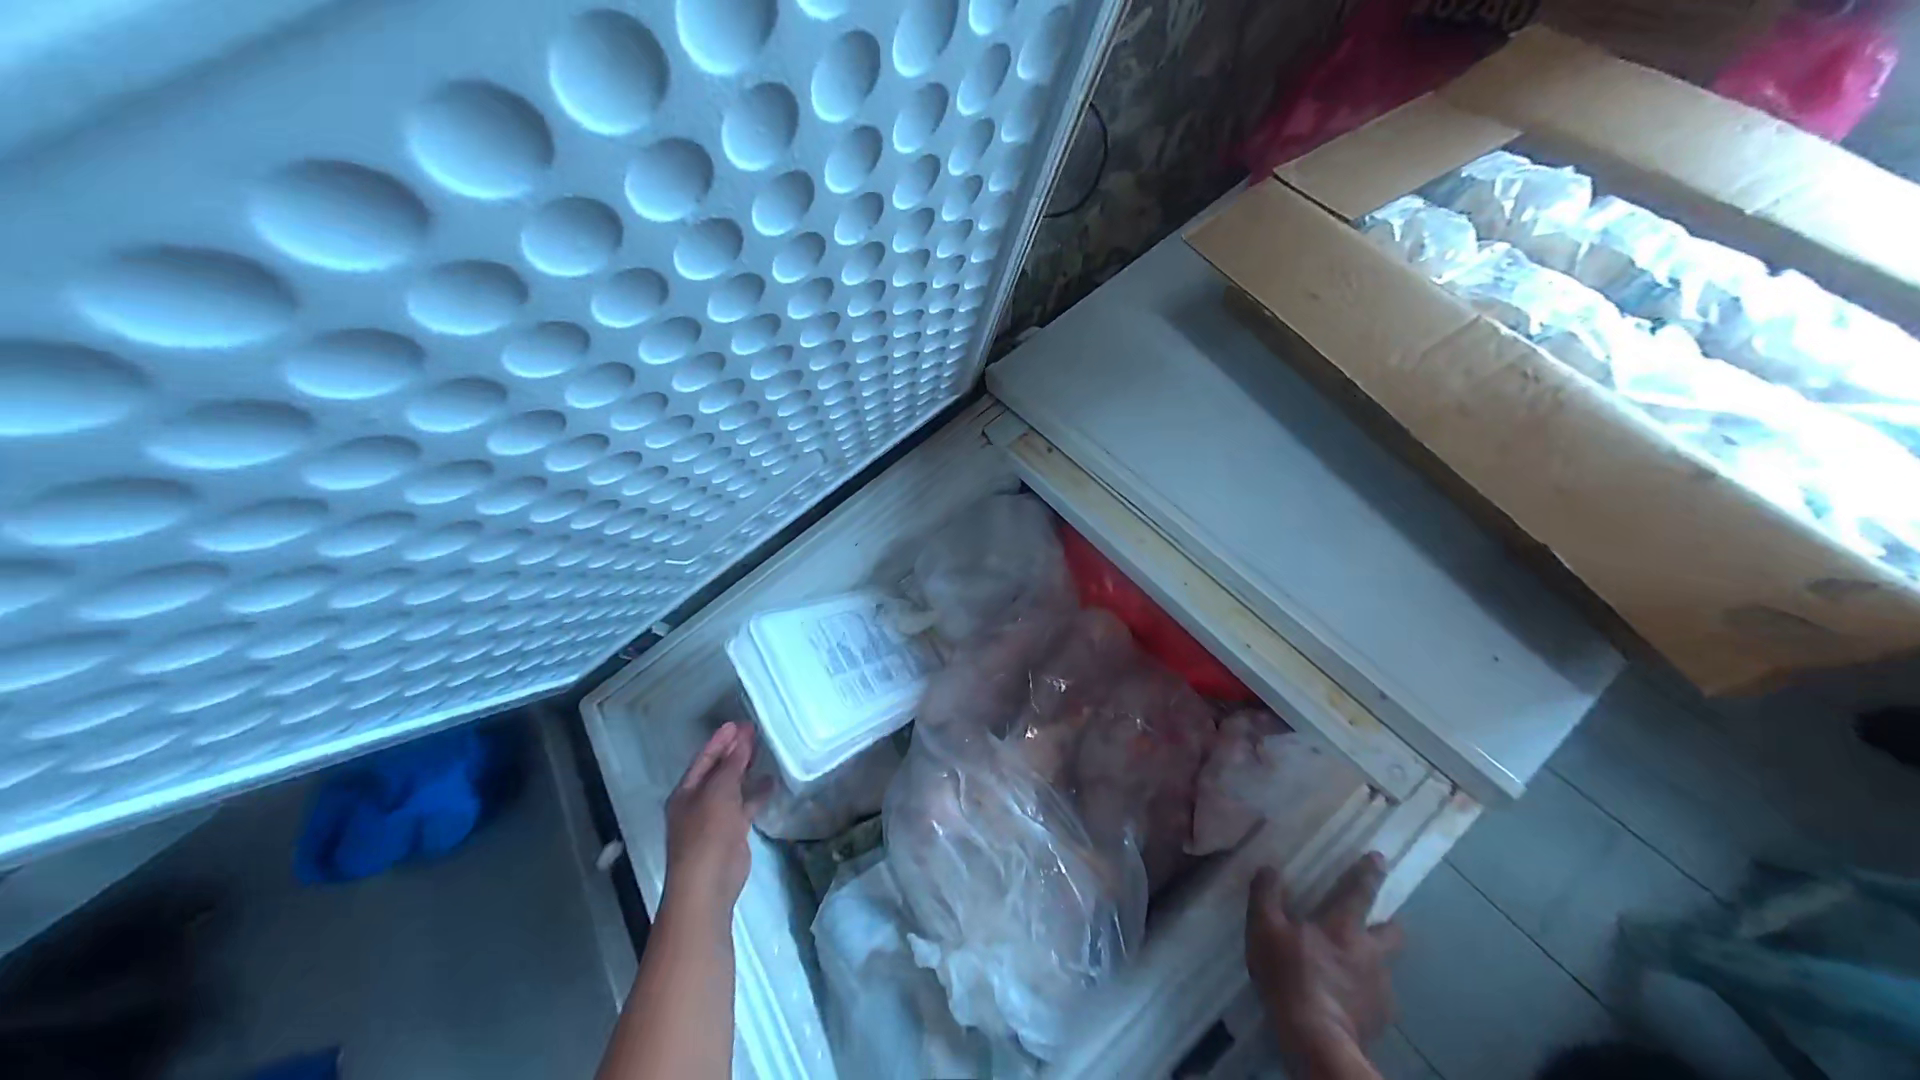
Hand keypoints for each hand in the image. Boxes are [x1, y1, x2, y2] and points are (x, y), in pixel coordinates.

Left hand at [663, 722, 769, 912]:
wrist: (708, 882)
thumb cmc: (707, 831)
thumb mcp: (719, 791)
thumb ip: (732, 764)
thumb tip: (742, 739)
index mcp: (686, 791)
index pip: (704, 758)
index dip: (720, 740)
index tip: (738, 723)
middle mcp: (698, 802)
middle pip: (718, 770)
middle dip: (734, 751)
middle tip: (754, 731)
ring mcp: (715, 819)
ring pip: (732, 787)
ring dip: (745, 770)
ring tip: (764, 751)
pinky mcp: (732, 832)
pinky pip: (745, 805)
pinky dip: (756, 793)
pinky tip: (772, 782)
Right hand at [1247, 853, 1402, 1072]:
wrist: (1316, 1039)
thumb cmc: (1289, 975)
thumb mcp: (1263, 928)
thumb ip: (1265, 895)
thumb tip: (1270, 868)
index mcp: (1343, 926)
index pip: (1360, 890)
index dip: (1368, 872)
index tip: (1379, 857)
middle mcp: (1371, 952)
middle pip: (1392, 932)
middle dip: (1388, 923)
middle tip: (1375, 922)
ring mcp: (1381, 987)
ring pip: (1384, 966)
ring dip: (1371, 961)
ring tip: (1348, 969)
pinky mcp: (1382, 1017)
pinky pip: (1376, 997)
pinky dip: (1364, 992)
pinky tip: (1346, 999)